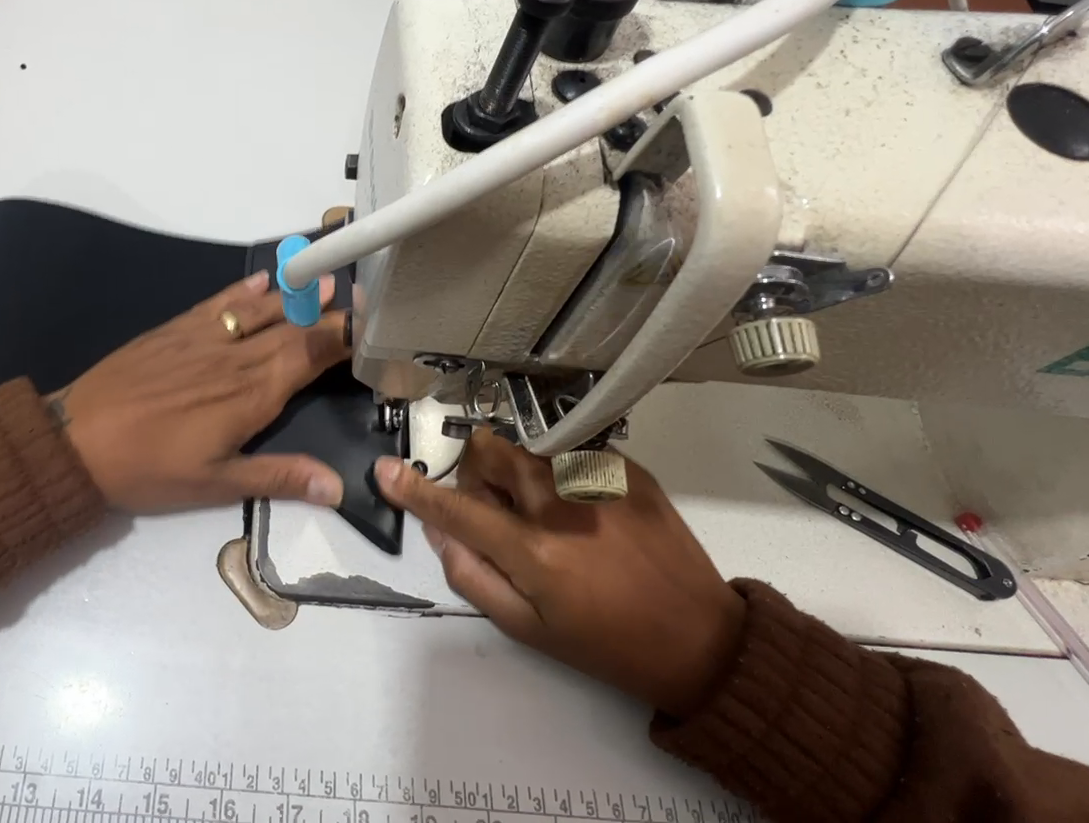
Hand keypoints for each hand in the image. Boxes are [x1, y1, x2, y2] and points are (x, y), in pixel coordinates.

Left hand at [54, 271, 349, 512]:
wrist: (78, 439)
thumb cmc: (149, 468)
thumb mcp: (215, 483)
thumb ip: (278, 478)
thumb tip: (339, 486)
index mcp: (252, 394)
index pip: (310, 356)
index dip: (342, 339)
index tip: (371, 327)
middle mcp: (236, 357)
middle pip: (294, 329)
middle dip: (330, 314)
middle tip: (363, 299)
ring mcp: (204, 337)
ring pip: (261, 309)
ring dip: (296, 295)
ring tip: (326, 279)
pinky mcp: (175, 329)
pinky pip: (219, 302)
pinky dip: (244, 290)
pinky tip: (262, 280)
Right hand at [374, 433, 745, 715]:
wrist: (702, 638)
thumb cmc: (607, 643)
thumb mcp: (530, 630)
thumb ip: (473, 577)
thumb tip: (440, 533)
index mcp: (536, 551)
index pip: (458, 510)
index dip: (416, 491)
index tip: (386, 471)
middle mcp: (564, 503)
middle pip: (490, 452)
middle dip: (477, 475)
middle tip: (496, 511)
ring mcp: (600, 479)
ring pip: (528, 445)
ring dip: (517, 471)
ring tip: (544, 511)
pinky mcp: (628, 469)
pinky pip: (570, 450)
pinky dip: (558, 472)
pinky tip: (582, 508)